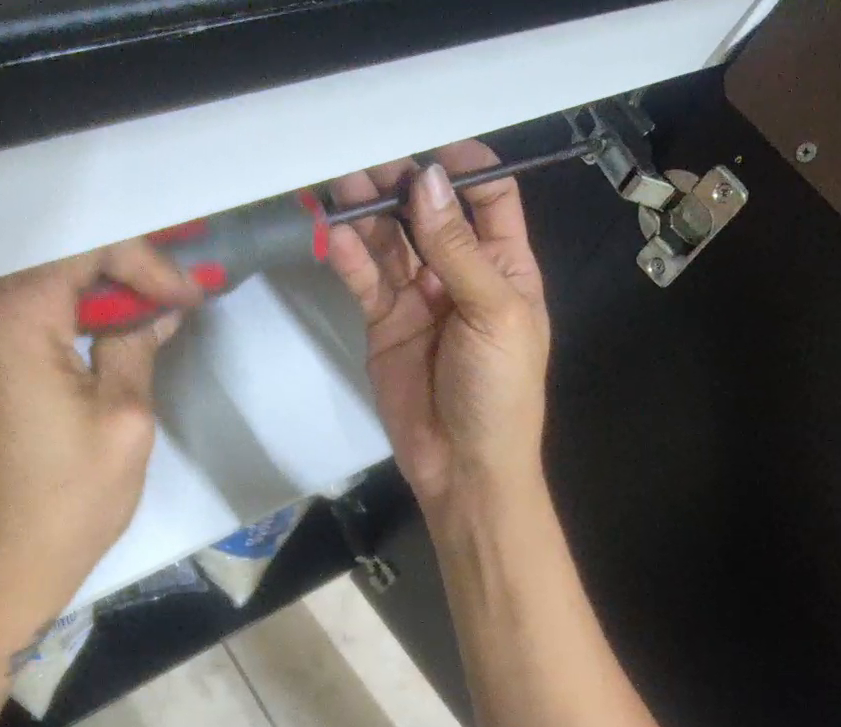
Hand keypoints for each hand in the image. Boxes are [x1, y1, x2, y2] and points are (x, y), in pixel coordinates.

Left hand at [0, 242, 201, 642]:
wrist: (5, 561)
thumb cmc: (72, 499)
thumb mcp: (126, 420)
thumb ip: (137, 346)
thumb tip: (157, 309)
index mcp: (12, 317)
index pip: (83, 246)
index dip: (144, 261)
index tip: (187, 295)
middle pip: (48, 251)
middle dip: (115, 263)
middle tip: (166, 289)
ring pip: (24, 275)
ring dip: (81, 282)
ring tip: (133, 301)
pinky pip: (0, 306)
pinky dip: (46, 304)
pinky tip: (81, 325)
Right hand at [327, 140, 551, 519]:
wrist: (464, 466)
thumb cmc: (500, 391)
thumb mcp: (493, 313)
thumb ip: (457, 248)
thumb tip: (428, 179)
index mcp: (506, 267)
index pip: (489, 198)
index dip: (462, 168)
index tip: (430, 146)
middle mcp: (462, 274)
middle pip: (430, 214)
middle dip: (404, 185)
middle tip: (370, 159)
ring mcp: (419, 299)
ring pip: (392, 242)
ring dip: (370, 213)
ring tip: (343, 182)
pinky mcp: (384, 324)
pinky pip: (366, 280)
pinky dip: (350, 256)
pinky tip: (335, 232)